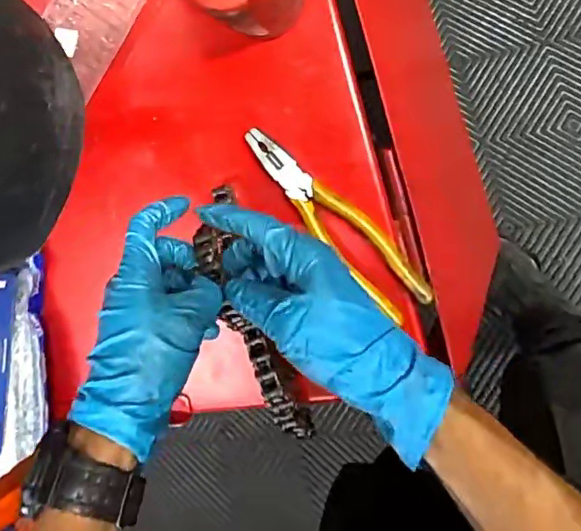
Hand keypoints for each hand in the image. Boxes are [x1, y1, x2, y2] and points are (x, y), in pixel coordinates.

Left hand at [67, 197, 221, 461]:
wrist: (125, 411)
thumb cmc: (152, 355)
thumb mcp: (190, 315)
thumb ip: (207, 290)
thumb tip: (211, 287)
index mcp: (135, 273)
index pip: (145, 226)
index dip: (166, 210)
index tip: (187, 206)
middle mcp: (130, 285)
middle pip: (166, 256)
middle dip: (193, 265)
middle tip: (213, 283)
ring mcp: (133, 308)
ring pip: (170, 283)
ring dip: (194, 292)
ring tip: (213, 314)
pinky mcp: (140, 329)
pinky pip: (167, 305)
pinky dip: (187, 310)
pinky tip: (205, 329)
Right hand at [198, 203, 453, 467]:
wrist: (375, 368)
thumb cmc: (342, 342)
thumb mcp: (287, 321)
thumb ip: (254, 299)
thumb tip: (231, 287)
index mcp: (304, 253)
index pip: (261, 227)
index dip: (230, 219)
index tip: (206, 212)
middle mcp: (307, 259)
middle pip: (261, 245)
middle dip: (234, 256)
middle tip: (210, 273)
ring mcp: (310, 277)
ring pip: (268, 265)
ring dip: (244, 276)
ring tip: (223, 295)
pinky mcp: (311, 297)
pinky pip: (277, 284)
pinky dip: (258, 291)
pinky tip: (243, 306)